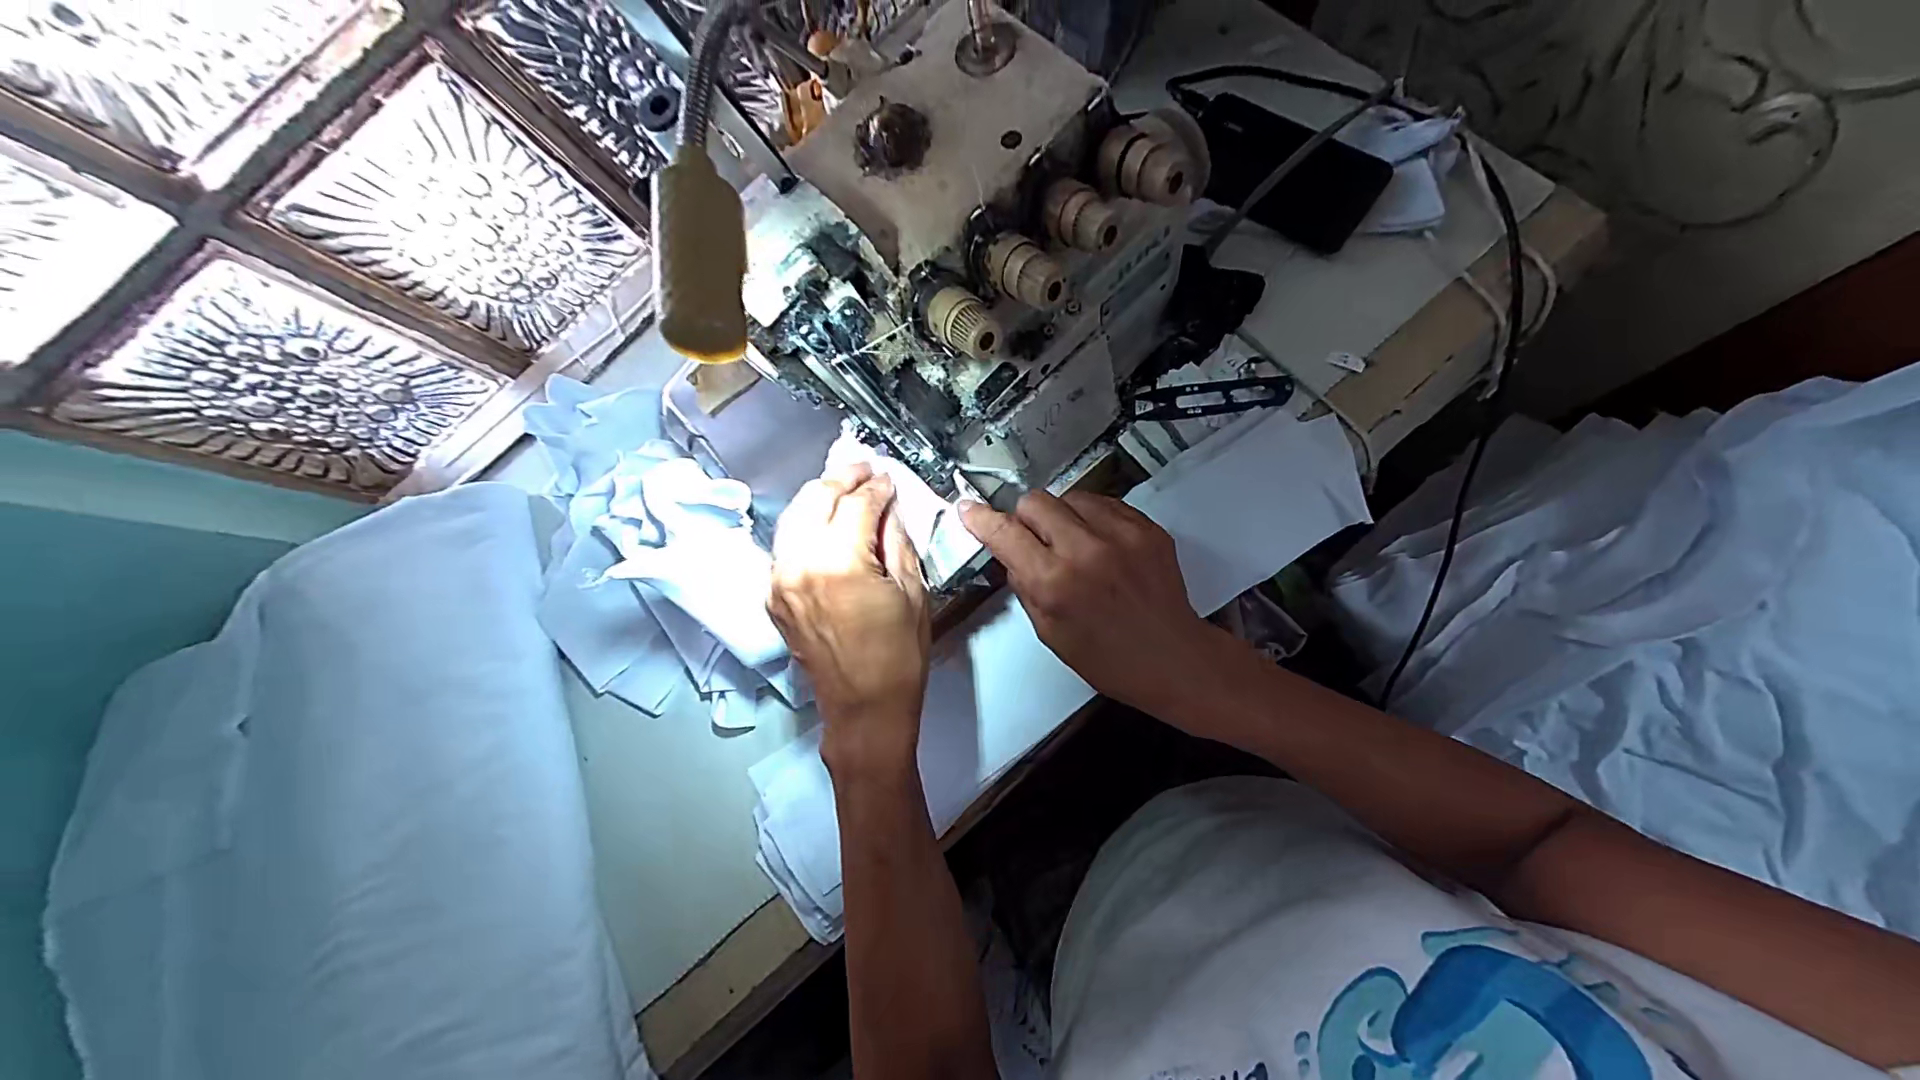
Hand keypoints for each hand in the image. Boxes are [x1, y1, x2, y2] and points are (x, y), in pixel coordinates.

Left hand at [770, 463, 930, 774]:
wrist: (864, 708)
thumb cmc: (895, 661)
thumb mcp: (913, 593)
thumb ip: (898, 542)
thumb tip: (890, 510)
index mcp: (840, 566)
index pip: (857, 505)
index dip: (877, 487)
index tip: (888, 481)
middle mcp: (801, 567)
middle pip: (817, 499)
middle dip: (842, 478)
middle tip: (863, 470)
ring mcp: (782, 582)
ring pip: (794, 517)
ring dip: (819, 496)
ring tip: (843, 487)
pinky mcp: (776, 597)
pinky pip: (786, 545)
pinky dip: (804, 526)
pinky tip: (824, 521)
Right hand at [959, 490, 1229, 719]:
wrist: (1174, 658)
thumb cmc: (1108, 658)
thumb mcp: (1049, 631)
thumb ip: (1024, 585)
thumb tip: (1009, 551)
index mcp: (1054, 583)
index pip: (1004, 532)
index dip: (980, 518)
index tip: (969, 510)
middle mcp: (1086, 550)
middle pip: (1035, 501)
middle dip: (1024, 517)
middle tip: (1033, 540)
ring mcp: (1121, 534)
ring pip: (1069, 496)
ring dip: (1060, 515)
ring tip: (1072, 543)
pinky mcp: (1147, 528)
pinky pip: (1104, 503)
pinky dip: (1092, 518)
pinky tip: (1099, 544)